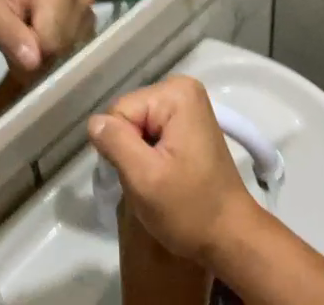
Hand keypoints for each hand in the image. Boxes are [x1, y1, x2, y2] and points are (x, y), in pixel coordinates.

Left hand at [0, 0, 95, 74]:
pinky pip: (78, 49)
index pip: (52, 40)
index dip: (30, 55)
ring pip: (72, 50)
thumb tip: (35, 62)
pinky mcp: (89, 20)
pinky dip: (60, 55)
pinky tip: (45, 44)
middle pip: (64, 46)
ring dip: (50, 57)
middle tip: (19, 47)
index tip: (13, 51)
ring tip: (30, 43)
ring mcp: (88, 7)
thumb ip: (10, 36)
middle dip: (41, 57)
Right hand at [88, 77, 261, 264]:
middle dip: (129, 149)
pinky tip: (164, 175)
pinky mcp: (189, 124)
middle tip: (148, 181)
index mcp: (176, 93)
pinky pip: (152, 133)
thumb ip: (115, 143)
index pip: (120, 111)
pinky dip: (150, 156)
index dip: (120, 147)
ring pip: (137, 127)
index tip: (140, 175)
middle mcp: (183, 89)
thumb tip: (94, 122)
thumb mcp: (144, 178)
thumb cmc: (189, 208)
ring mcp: (188, 106)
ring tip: (157, 180)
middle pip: (129, 115)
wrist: (228, 233)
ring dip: (138, 155)